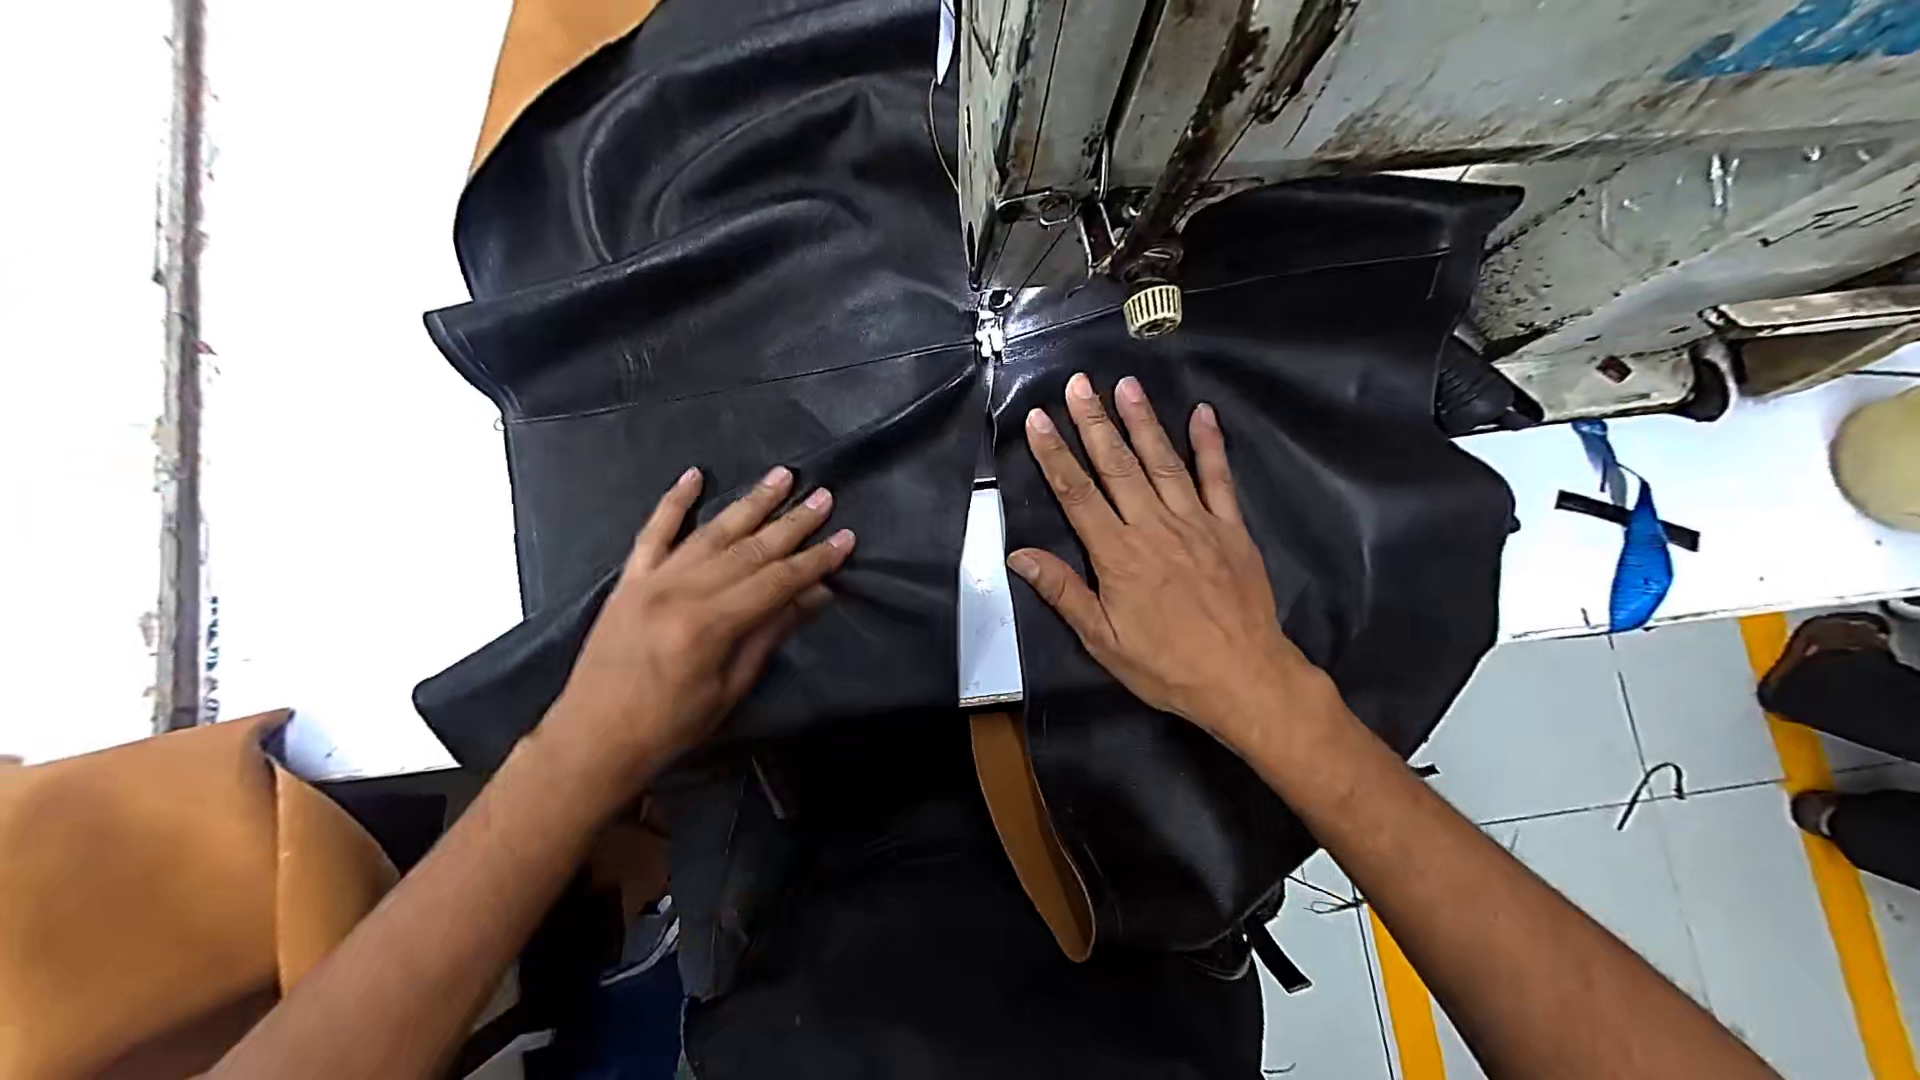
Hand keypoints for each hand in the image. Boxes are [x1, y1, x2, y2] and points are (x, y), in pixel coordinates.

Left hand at [546, 466, 853, 783]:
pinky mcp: (629, 579)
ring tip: (782, 476)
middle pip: (751, 549)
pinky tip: (693, 475)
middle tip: (824, 497)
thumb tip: (816, 594)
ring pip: (712, 531)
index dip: (816, 560)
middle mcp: (682, 591)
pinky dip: (673, 501)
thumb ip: (771, 633)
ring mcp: (652, 580)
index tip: (845, 538)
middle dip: (793, 523)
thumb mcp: (731, 688)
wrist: (592, 738)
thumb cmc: (670, 725)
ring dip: (750, 502)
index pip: (777, 581)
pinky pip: (653, 532)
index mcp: (711, 625)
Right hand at [1008, 373, 1324, 743]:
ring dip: (1142, 421)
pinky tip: (1202, 414)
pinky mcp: (1231, 528)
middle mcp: (1154, 527)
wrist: (1244, 678)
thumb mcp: (1103, 639)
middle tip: (1078, 384)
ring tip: (1125, 385)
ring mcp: (1196, 523)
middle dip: (1094, 422)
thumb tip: (1020, 556)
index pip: (1077, 493)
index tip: (1040, 419)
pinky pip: (1219, 478)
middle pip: (1117, 466)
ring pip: (1163, 462)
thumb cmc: (1166, 665)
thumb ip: (1064, 592)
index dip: (1055, 454)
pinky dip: (1210, 445)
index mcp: (1118, 555)